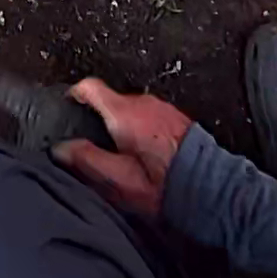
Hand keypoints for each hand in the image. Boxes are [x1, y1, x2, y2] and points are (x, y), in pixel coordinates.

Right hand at [52, 78, 191, 217]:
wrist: (215, 190)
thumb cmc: (167, 187)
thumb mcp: (120, 181)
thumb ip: (88, 160)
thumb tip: (62, 149)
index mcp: (123, 114)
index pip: (90, 87)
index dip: (74, 94)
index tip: (67, 105)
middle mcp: (142, 104)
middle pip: (109, 101)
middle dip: (99, 120)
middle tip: (95, 147)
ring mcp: (161, 108)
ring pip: (129, 110)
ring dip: (121, 126)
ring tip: (122, 156)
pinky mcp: (175, 117)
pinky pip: (148, 117)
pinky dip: (140, 130)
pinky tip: (144, 155)